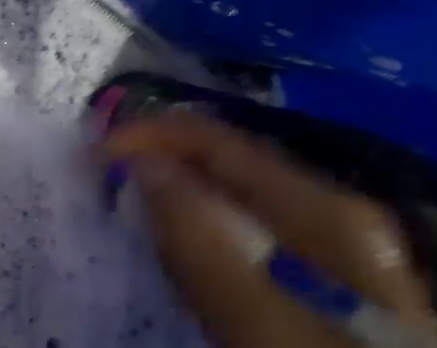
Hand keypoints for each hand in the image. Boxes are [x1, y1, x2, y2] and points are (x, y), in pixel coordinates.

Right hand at [103, 114, 436, 347]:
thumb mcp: (245, 301)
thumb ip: (191, 226)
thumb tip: (140, 160)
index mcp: (323, 204)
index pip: (213, 136)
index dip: (143, 134)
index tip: (91, 157)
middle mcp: (339, 210)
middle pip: (226, 161)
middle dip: (159, 163)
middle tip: (107, 183)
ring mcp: (345, 247)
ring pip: (236, 194)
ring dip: (179, 195)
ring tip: (137, 213)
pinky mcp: (335, 280)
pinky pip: (252, 227)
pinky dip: (208, 226)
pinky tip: (188, 250)